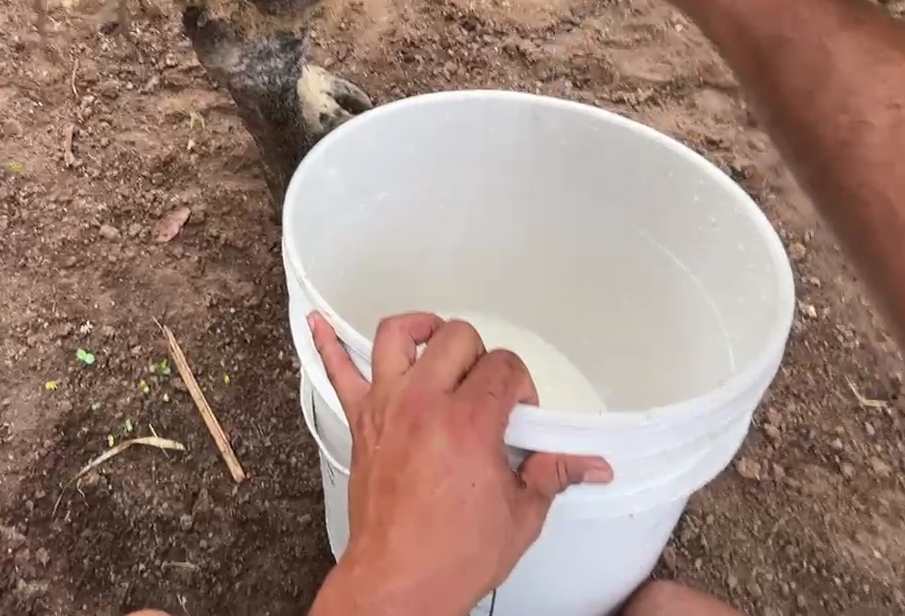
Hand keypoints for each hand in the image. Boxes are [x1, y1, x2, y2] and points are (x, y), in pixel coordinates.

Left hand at [307, 312, 611, 615]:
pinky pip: (336, 370)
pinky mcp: (360, 418)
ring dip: (419, 329)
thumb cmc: (451, 553)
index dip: (519, 382)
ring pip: (396, 335)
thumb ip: (551, 474)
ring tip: (433, 337)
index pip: (503, 366)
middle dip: (479, 353)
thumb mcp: (520, 516)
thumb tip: (585, 463)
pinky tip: (320, 325)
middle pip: (455, 337)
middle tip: (484, 384)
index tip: (519, 405)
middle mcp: (425, 402)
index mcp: (469, 422)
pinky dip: (327, 344)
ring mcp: (387, 405)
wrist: (400, 579)